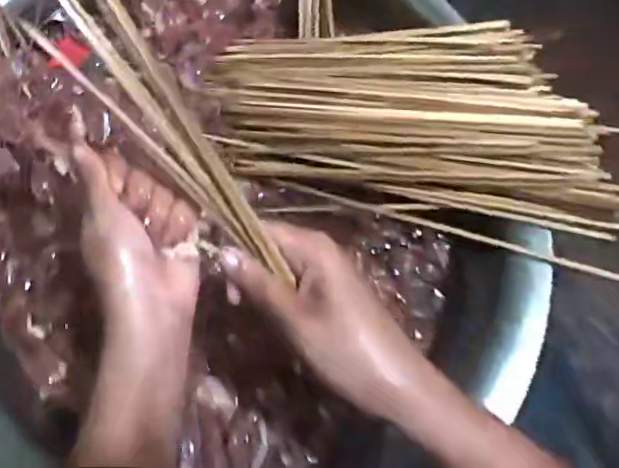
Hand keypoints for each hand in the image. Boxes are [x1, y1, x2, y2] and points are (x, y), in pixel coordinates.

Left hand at [72, 144, 199, 353]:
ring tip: (158, 239)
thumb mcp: (101, 213)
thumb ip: (92, 174)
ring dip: (162, 212)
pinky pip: (187, 206)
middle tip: (136, 219)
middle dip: (142, 193)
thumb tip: (73, 140)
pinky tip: (175, 243)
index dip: (116, 166)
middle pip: (142, 172)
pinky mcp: (184, 230)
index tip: (117, 178)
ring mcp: (156, 218)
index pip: (111, 163)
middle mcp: (128, 206)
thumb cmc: (119, 258)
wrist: (155, 309)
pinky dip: (181, 224)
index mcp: (102, 201)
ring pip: (166, 187)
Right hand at [219, 222, 441, 424]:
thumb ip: (256, 281)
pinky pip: (292, 277)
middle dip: (245, 267)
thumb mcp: (294, 319)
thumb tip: (220, 249)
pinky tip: (272, 316)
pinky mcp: (331, 287)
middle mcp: (318, 246)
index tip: (211, 269)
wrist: (407, 393)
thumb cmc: (347, 352)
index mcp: (312, 245)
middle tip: (233, 301)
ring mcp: (327, 267)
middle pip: (266, 243)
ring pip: (277, 262)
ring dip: (259, 283)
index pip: (257, 226)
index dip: (231, 243)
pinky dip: (277, 292)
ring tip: (247, 310)